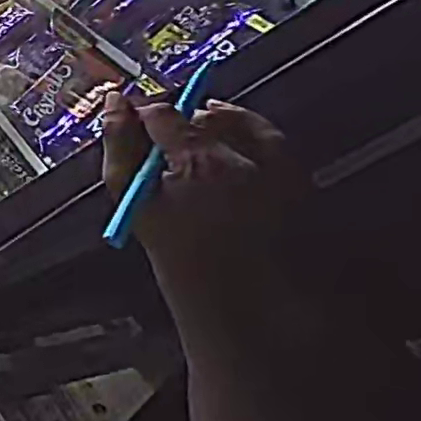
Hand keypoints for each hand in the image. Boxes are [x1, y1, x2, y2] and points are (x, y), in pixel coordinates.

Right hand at [101, 95, 295, 271]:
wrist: (253, 317)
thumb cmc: (185, 263)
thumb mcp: (136, 204)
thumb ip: (120, 147)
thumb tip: (116, 102)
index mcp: (199, 163)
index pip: (163, 114)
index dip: (141, 113)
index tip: (131, 122)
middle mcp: (246, 159)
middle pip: (198, 115)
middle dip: (175, 123)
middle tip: (157, 144)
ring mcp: (282, 169)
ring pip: (236, 121)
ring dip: (210, 124)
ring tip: (191, 147)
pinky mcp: (303, 181)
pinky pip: (272, 137)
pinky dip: (248, 132)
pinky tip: (229, 149)